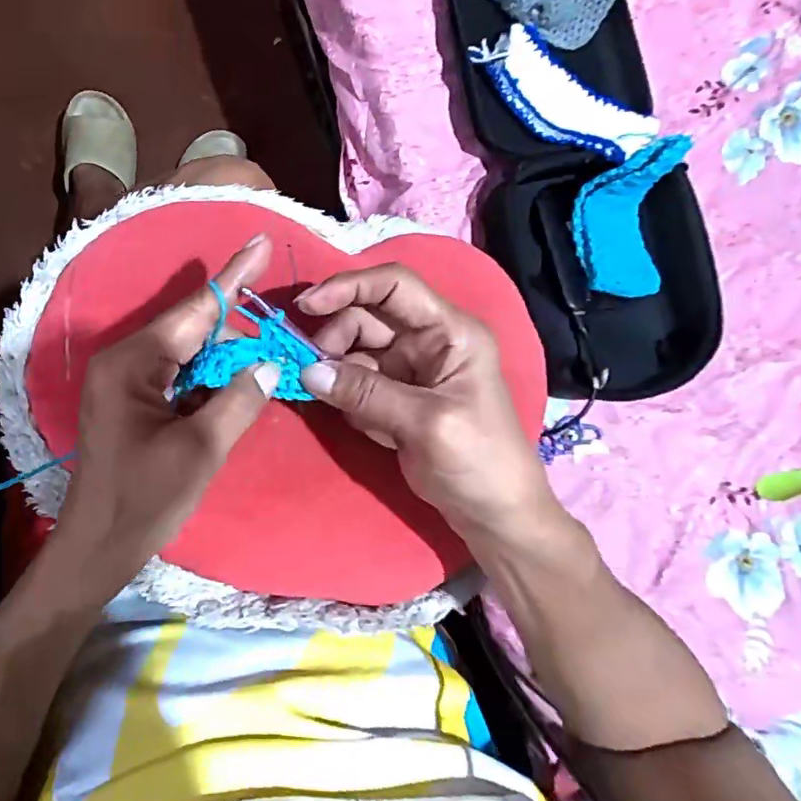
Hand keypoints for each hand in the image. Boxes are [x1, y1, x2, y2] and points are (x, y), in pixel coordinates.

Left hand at [55, 235, 278, 578]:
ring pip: (185, 353)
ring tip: (260, 368)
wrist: (97, 545)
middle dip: (235, 333)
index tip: (258, 242)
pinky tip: (233, 388)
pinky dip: (206, 379)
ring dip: (223, 359)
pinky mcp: (129, 400)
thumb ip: (238, 399)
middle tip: (276, 345)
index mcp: (132, 363)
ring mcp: (123, 380)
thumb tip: (269, 365)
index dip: (232, 278)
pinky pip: (176, 375)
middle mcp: (123, 360)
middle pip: (190, 329)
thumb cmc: (145, 499)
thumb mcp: (201, 449)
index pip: (194, 310)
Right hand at [296, 263, 575, 551]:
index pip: (394, 285)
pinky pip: (354, 381)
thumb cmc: (479, 461)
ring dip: (336, 370)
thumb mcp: (426, 424)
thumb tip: (307, 371)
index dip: (348, 286)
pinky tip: (363, 425)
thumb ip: (367, 393)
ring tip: (335, 402)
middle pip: (365, 316)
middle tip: (310, 371)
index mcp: (450, 332)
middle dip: (334, 337)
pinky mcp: (394, 396)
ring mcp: (409, 369)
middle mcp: (427, 341)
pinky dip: (346, 396)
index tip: (306, 307)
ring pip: (354, 350)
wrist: (494, 515)